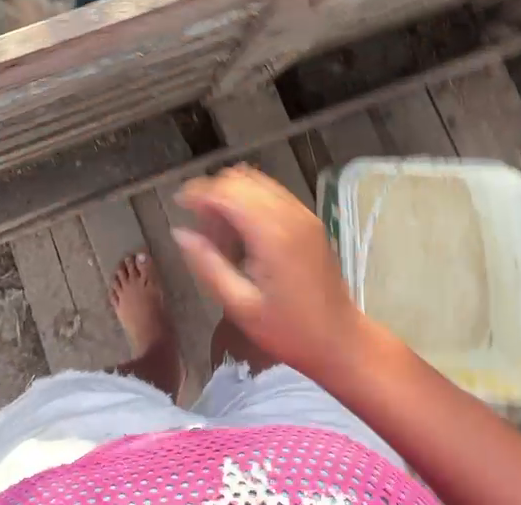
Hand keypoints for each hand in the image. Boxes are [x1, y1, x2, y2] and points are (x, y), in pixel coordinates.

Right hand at [172, 165, 367, 379]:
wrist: (341, 341)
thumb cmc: (289, 331)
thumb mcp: (240, 305)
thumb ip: (207, 265)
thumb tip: (180, 233)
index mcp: (271, 233)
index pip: (227, 191)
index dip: (198, 192)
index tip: (178, 205)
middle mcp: (288, 213)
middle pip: (240, 179)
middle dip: (213, 193)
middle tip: (200, 227)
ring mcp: (301, 213)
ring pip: (255, 181)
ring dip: (231, 195)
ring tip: (220, 230)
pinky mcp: (308, 219)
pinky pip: (271, 193)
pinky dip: (250, 200)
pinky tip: (243, 230)